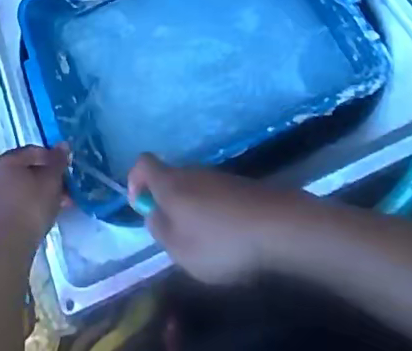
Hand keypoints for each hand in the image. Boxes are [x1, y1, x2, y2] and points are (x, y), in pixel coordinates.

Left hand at [0, 144, 68, 249]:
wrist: (7, 251)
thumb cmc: (31, 208)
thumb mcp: (52, 181)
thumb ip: (58, 161)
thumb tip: (62, 144)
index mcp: (5, 161)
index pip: (34, 151)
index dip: (53, 158)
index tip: (66, 169)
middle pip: (26, 170)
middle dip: (47, 177)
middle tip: (64, 186)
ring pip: (21, 188)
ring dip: (40, 192)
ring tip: (58, 203)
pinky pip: (14, 204)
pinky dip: (29, 205)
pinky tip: (43, 215)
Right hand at [128, 155, 313, 283]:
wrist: (277, 226)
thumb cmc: (220, 241)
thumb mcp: (179, 248)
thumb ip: (159, 228)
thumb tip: (153, 212)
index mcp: (172, 183)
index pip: (144, 162)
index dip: (135, 181)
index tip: (141, 207)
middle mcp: (193, 172)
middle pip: (169, 178)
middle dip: (165, 204)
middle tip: (172, 237)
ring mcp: (218, 177)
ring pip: (192, 189)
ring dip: (189, 211)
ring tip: (201, 244)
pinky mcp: (238, 187)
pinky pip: (213, 196)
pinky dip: (211, 214)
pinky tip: (224, 239)